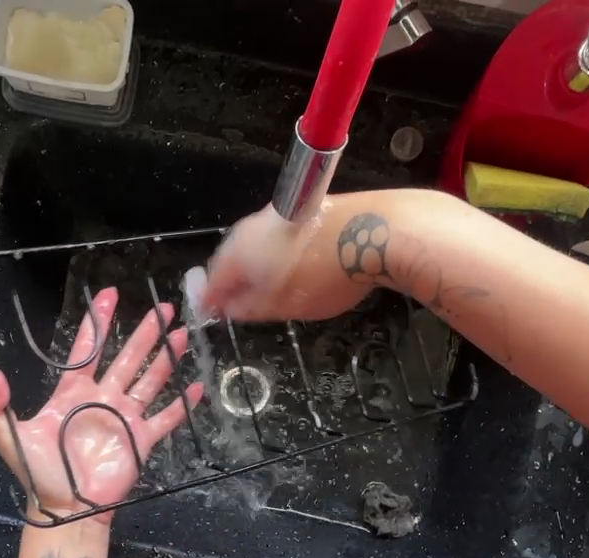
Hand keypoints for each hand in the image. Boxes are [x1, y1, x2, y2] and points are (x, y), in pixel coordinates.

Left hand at [0, 287, 204, 522]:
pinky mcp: (141, 440)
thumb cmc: (39, 473)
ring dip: (164, 358)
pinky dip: (182, 404)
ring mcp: (123, 418)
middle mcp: (101, 399)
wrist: (66, 508)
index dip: (98, 323)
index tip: (109, 296)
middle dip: (143, 333)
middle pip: (126, 358)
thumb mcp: (8, 437)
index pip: (87, 350)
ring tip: (180, 334)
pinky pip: (166, 418)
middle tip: (162, 308)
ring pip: (149, 380)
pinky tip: (196, 387)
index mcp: (71, 393)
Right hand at [199, 191, 402, 322]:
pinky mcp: (305, 210)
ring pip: (257, 246)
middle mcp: (253, 225)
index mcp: (240, 250)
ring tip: (268, 291)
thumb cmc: (325, 274)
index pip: (213, 279)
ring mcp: (279, 214)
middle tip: (240, 306)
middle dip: (234, 282)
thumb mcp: (281, 305)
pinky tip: (293, 270)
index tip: (213, 315)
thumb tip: (228, 309)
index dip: (211, 300)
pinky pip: (279, 238)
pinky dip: (277, 256)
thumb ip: (248, 308)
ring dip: (256, 268)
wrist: (377, 233)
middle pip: (233, 258)